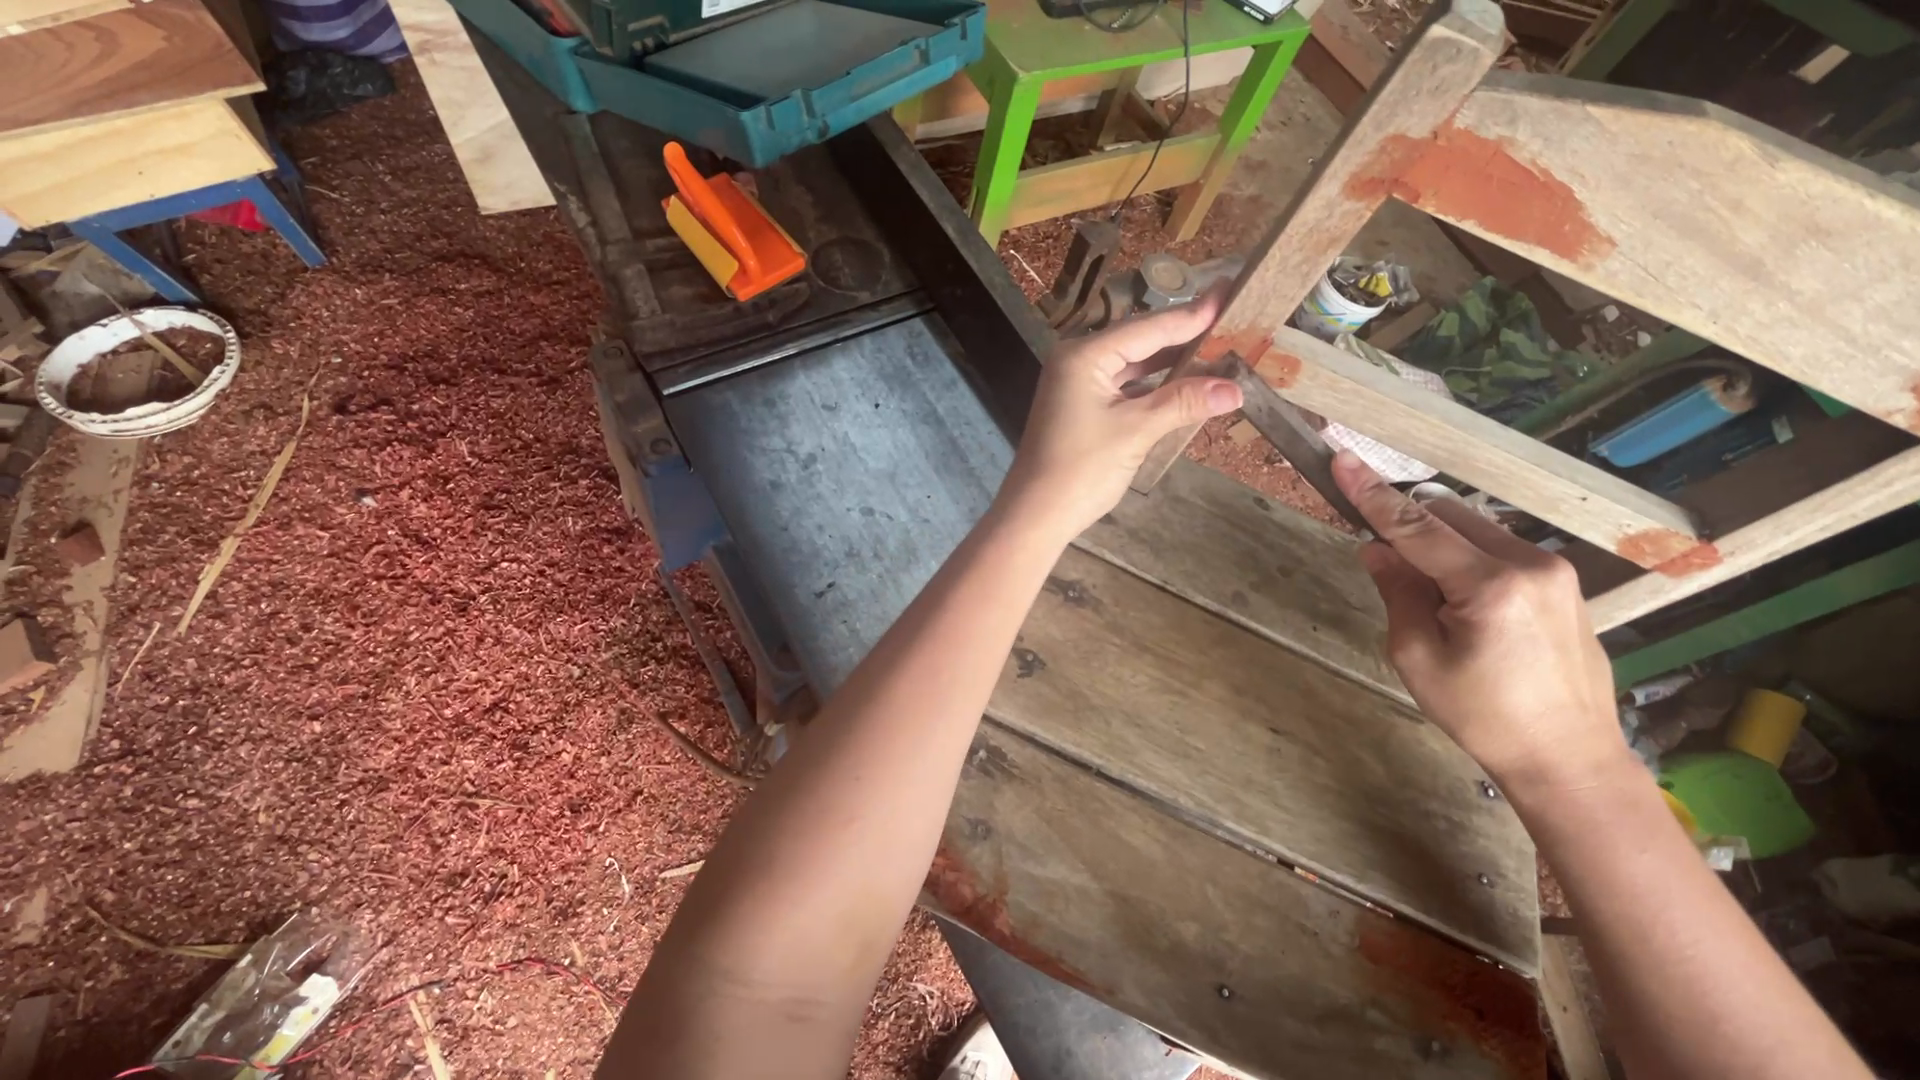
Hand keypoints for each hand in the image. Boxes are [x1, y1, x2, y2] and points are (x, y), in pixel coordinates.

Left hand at [998, 297, 1241, 542]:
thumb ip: (1183, 403)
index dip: (1191, 315)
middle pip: (1140, 341)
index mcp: (1084, 356)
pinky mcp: (1082, 408)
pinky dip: (1154, 387)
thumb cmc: (1081, 470)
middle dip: (1184, 335)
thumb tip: (1235, 388)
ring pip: (1134, 365)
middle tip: (1229, 317)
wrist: (1035, 516)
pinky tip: (1185, 384)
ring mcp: (1077, 385)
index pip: (1148, 328)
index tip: (1229, 294)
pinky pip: (1125, 387)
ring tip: (1217, 347)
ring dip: (1172, 362)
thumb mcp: (1136, 432)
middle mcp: (1077, 361)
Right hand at [1332, 452, 1627, 793]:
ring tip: (1429, 601)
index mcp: (1491, 585)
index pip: (1416, 527)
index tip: (1343, 460)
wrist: (1569, 758)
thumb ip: (1397, 593)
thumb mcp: (1417, 658)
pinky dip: (1467, 560)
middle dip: (1409, 526)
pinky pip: (1500, 551)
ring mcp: (1555, 570)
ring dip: (1439, 545)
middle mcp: (1531, 563)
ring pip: (1476, 530)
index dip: (1373, 494)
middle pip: (1450, 515)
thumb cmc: (1483, 716)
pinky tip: (1461, 606)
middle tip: (1384, 562)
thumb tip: (1377, 549)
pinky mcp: (1564, 584)